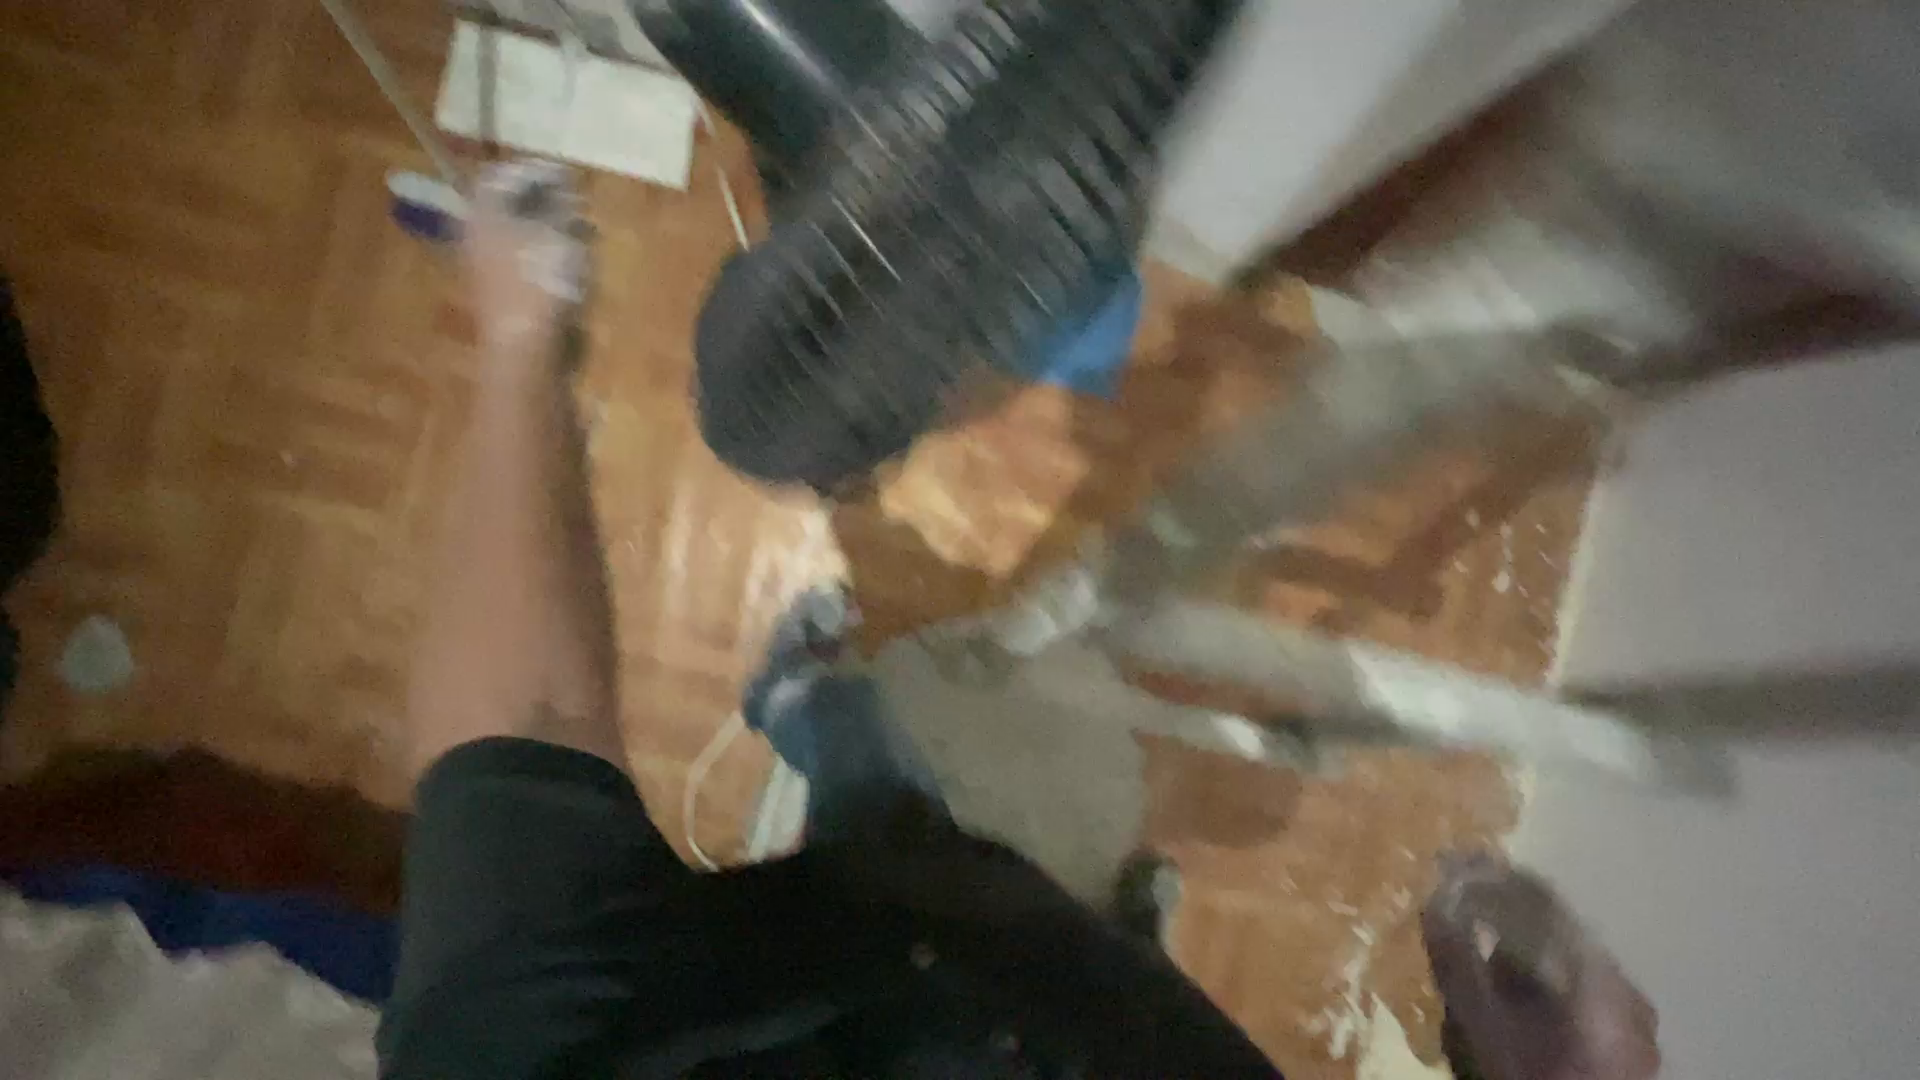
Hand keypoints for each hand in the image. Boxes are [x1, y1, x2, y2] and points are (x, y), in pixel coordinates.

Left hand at [464, 159, 587, 365]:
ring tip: (583, 227)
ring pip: (522, 233)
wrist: (529, 348)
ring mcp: (493, 266)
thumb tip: (567, 192)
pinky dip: (552, 252)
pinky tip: (577, 259)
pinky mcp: (510, 293)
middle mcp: (481, 234)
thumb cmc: (541, 285)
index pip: (503, 175)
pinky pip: (530, 260)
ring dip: (552, 226)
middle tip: (576, 196)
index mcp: (484, 213)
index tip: (566, 170)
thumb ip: (563, 208)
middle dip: (544, 197)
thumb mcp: (560, 236)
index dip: (535, 169)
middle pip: (510, 205)